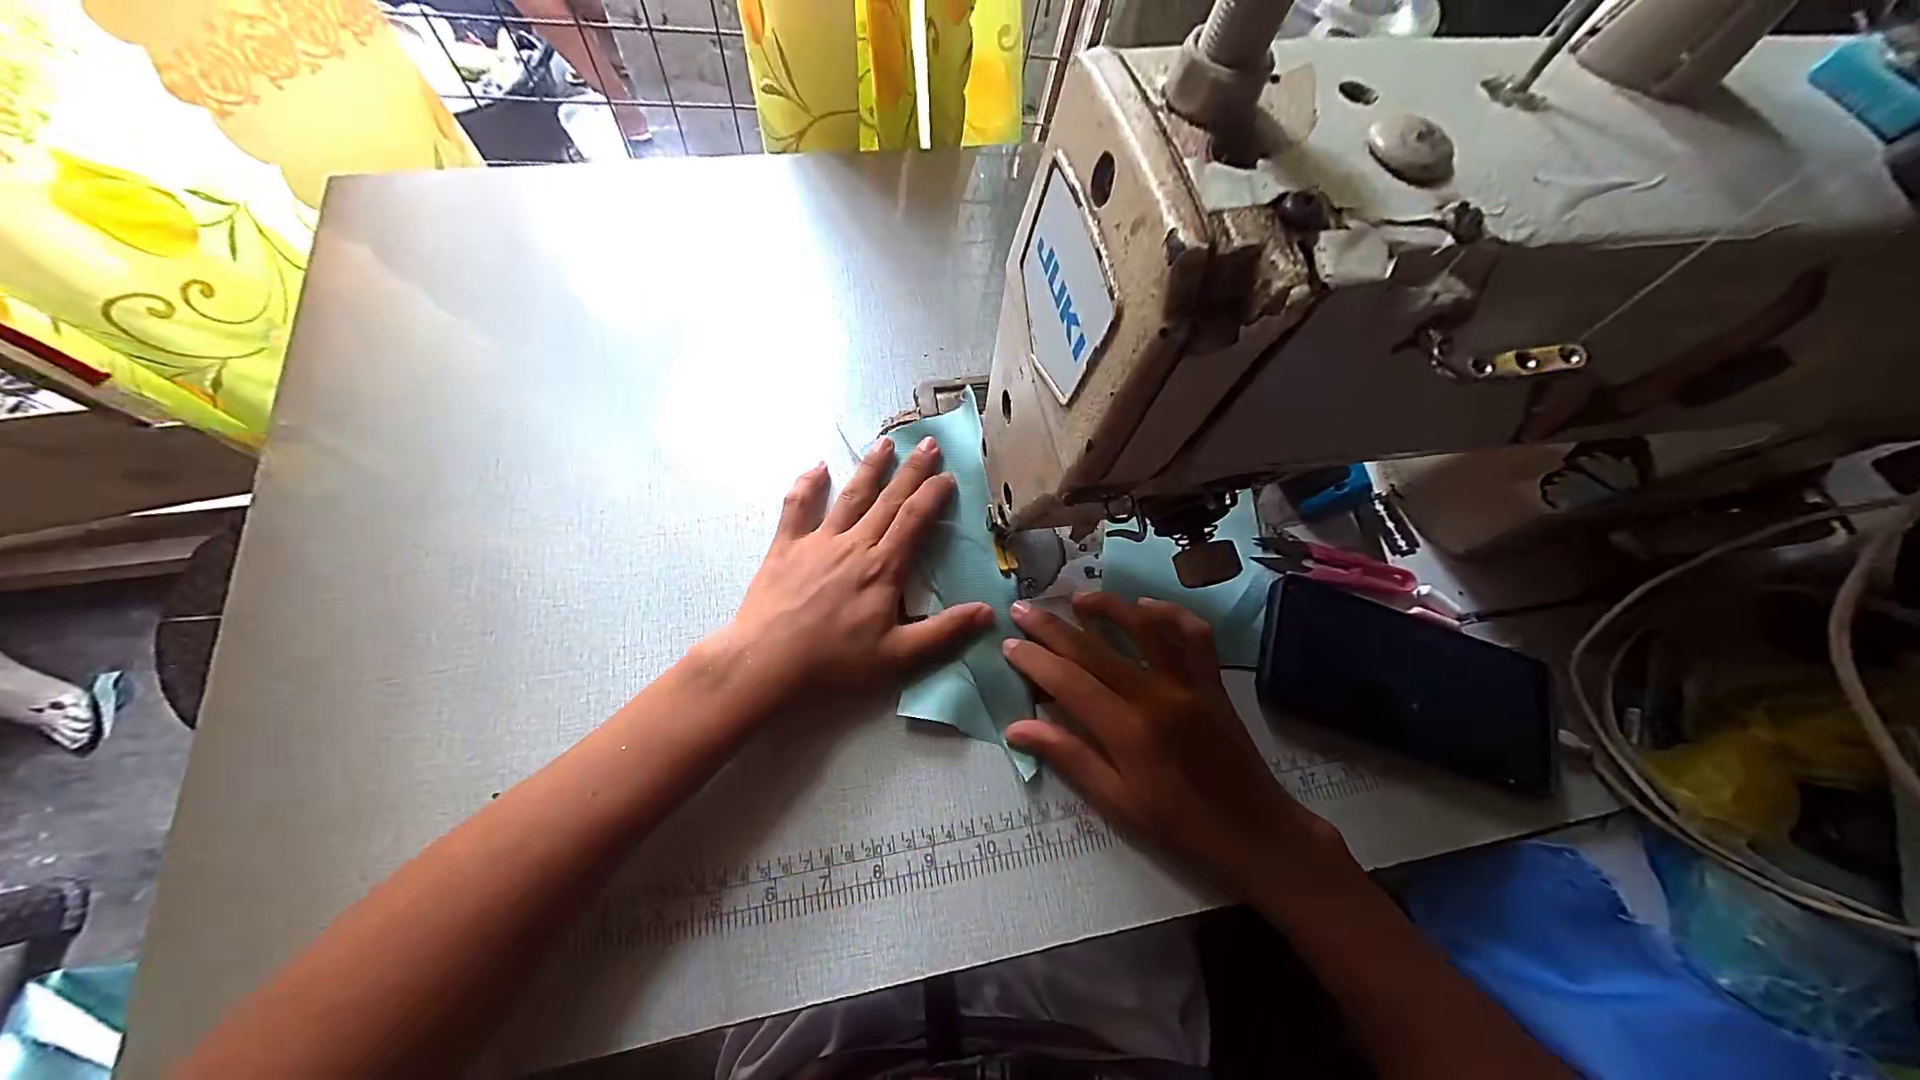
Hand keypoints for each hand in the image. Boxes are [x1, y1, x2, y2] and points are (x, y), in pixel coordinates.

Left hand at [710, 436, 993, 706]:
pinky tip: (817, 467)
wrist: (765, 666)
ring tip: (884, 443)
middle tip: (927, 442)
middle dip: (911, 470)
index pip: (914, 520)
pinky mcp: (784, 548)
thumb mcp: (898, 658)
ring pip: (850, 496)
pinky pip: (797, 507)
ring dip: (869, 468)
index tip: (947, 475)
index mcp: (882, 568)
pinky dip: (808, 484)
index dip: (933, 495)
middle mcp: (853, 545)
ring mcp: (816, 542)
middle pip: (888, 500)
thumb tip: (989, 611)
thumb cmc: (834, 665)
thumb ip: (944, 632)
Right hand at [1003, 594, 1352, 894]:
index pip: (1067, 682)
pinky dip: (1170, 614)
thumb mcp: (1117, 801)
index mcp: (1128, 731)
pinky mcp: (1213, 681)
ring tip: (1077, 598)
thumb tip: (1016, 728)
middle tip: (1023, 608)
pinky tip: (1146, 607)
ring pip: (1144, 629)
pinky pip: (1194, 634)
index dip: (1034, 660)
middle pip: (1094, 649)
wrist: (1255, 831)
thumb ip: (1069, 756)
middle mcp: (1156, 696)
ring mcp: (1189, 684)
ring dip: (1108, 607)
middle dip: (1052, 627)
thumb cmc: (1179, 823)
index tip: (1009, 644)